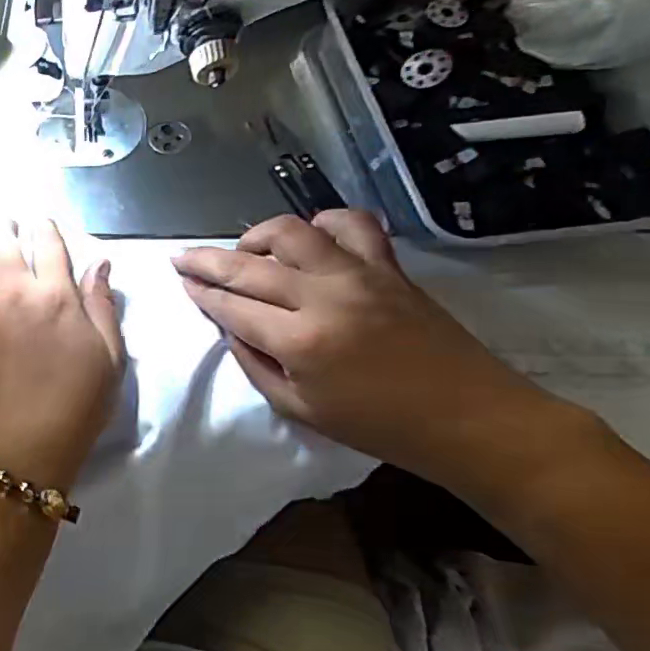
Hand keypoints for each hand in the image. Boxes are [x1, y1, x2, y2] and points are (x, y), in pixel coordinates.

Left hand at [0, 220, 125, 489]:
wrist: (25, 442)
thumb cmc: (78, 399)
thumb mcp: (109, 354)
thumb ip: (103, 304)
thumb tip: (101, 263)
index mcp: (56, 294)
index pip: (47, 243)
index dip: (43, 225)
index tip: (40, 220)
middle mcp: (16, 292)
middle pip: (2, 243)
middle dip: (2, 226)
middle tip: (3, 222)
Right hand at [172, 210, 600, 496]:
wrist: (467, 417)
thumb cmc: (381, 427)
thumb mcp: (302, 412)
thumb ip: (257, 367)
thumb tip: (231, 328)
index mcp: (301, 342)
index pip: (233, 306)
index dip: (202, 292)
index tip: (181, 281)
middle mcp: (323, 296)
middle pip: (249, 265)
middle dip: (207, 260)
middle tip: (183, 256)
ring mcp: (358, 273)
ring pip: (292, 231)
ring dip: (257, 235)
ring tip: (245, 249)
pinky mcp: (387, 265)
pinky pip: (350, 224)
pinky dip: (323, 223)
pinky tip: (312, 238)